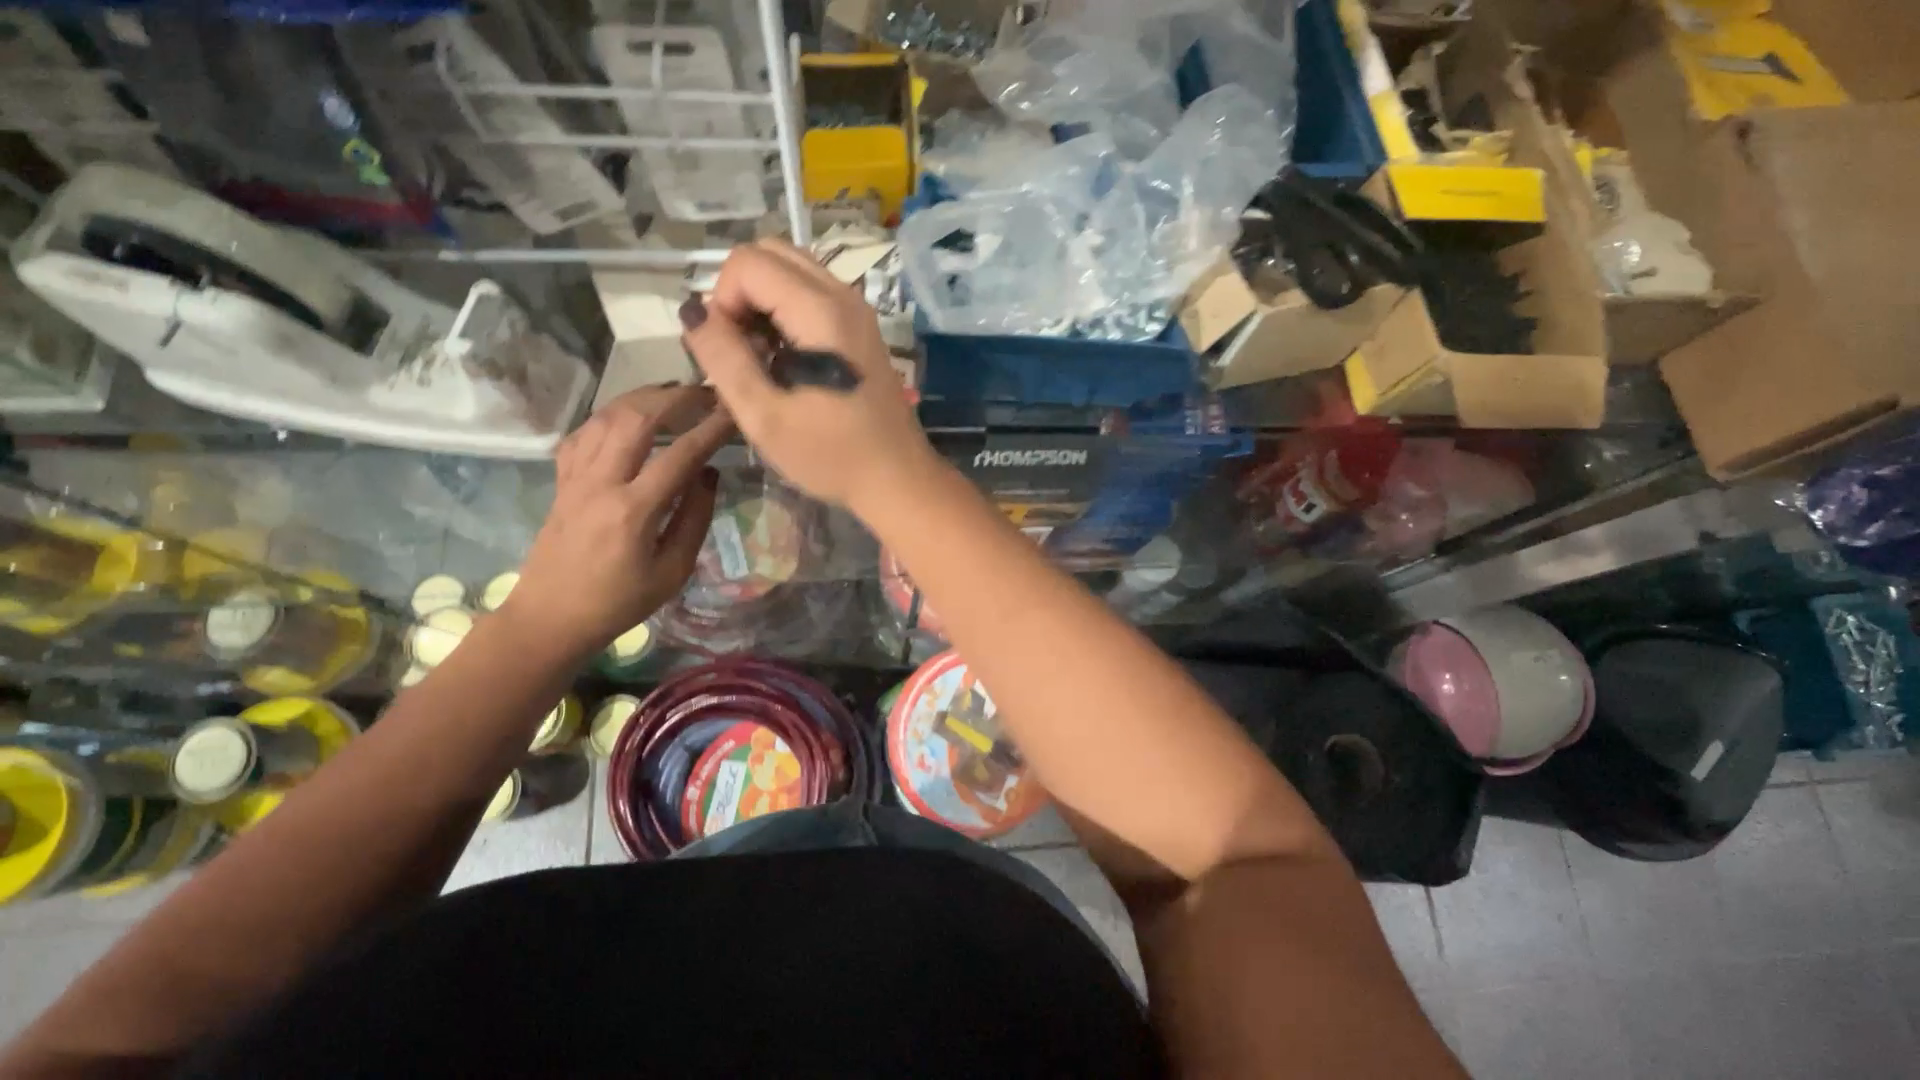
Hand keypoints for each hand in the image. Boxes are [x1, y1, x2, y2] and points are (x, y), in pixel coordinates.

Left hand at [502, 386, 733, 657]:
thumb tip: (709, 473)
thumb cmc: (620, 602)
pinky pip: (585, 432)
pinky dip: (610, 415)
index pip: (680, 454)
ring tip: (674, 393)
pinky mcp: (562, 480)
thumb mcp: (672, 571)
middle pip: (638, 419)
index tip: (736, 410)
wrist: (551, 617)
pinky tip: (629, 416)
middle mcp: (601, 483)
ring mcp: (576, 477)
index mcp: (633, 511)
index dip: (711, 428)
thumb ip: (694, 518)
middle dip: (676, 399)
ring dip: (643, 398)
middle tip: (706, 392)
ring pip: (608, 417)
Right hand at [680, 239, 942, 511]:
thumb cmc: (830, 455)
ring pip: (791, 269)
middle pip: (771, 252)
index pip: (748, 262)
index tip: (729, 352)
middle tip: (742, 351)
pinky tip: (786, 361)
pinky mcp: (860, 326)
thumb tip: (693, 311)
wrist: (897, 480)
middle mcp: (843, 295)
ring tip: (762, 358)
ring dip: (761, 301)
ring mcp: (857, 308)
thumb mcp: (764, 416)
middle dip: (739, 293)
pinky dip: (785, 311)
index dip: (722, 300)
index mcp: (821, 312)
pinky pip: (811, 292)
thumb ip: (724, 358)